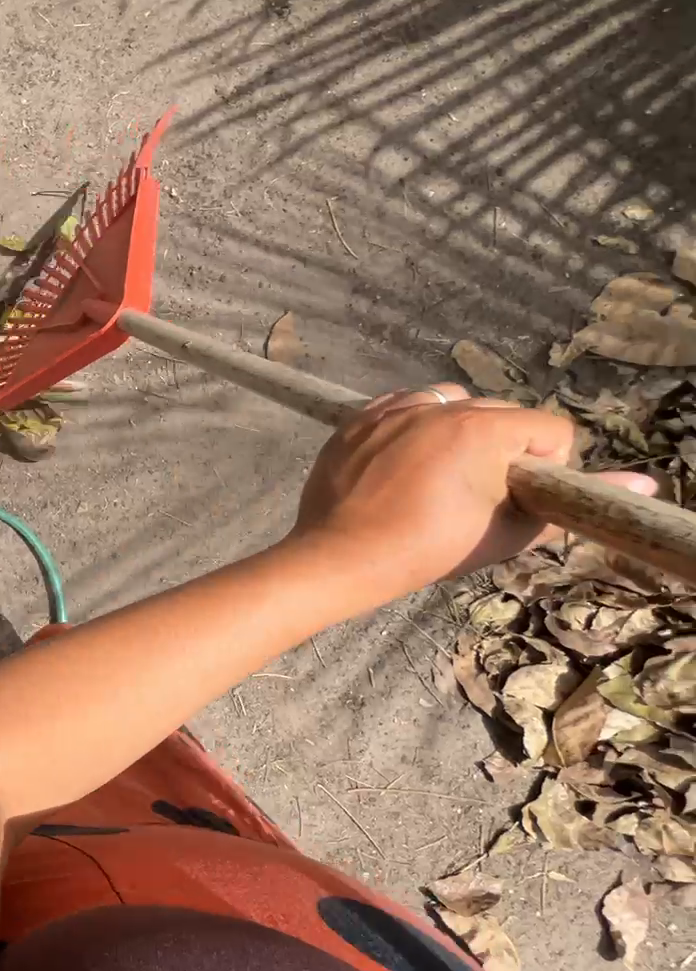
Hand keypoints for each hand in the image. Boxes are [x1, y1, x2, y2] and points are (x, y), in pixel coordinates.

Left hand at [286, 384, 656, 596]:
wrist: (341, 556)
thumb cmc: (428, 547)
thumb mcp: (509, 530)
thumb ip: (570, 502)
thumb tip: (643, 483)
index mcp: (481, 428)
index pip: (547, 428)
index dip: (546, 462)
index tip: (517, 493)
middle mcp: (434, 409)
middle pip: (495, 412)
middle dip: (499, 444)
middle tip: (476, 486)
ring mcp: (386, 414)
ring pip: (444, 401)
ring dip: (454, 425)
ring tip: (440, 467)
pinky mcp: (351, 425)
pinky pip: (394, 406)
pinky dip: (407, 423)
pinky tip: (402, 454)